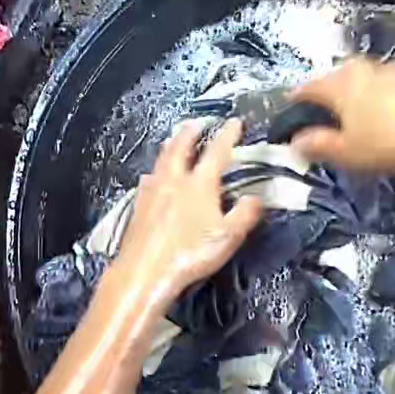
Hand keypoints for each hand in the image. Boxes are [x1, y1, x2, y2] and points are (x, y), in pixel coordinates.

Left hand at [108, 118, 263, 306]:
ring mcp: (152, 191)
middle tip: (197, 122)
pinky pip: (149, 178)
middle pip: (181, 147)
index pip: (217, 152)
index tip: (235, 122)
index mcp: (199, 184)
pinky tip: (153, 175)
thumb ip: (245, 214)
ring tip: (175, 139)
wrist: (145, 271)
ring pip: (162, 159)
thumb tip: (256, 197)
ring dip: (171, 145)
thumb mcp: (228, 237)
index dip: (228, 135)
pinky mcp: (138, 205)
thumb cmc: (190, 254)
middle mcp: (174, 180)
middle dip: (190, 131)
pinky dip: (156, 169)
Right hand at [288, 57, 394, 176]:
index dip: (296, 100)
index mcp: (339, 84)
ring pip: (362, 81)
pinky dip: (376, 99)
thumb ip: (317, 145)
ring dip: (354, 95)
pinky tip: (382, 117)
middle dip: (326, 94)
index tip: (288, 109)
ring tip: (351, 116)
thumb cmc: (387, 143)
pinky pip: (384, 87)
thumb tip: (296, 142)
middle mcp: (362, 69)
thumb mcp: (345, 152)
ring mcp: (391, 71)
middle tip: (321, 114)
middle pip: (336, 78)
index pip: (308, 88)